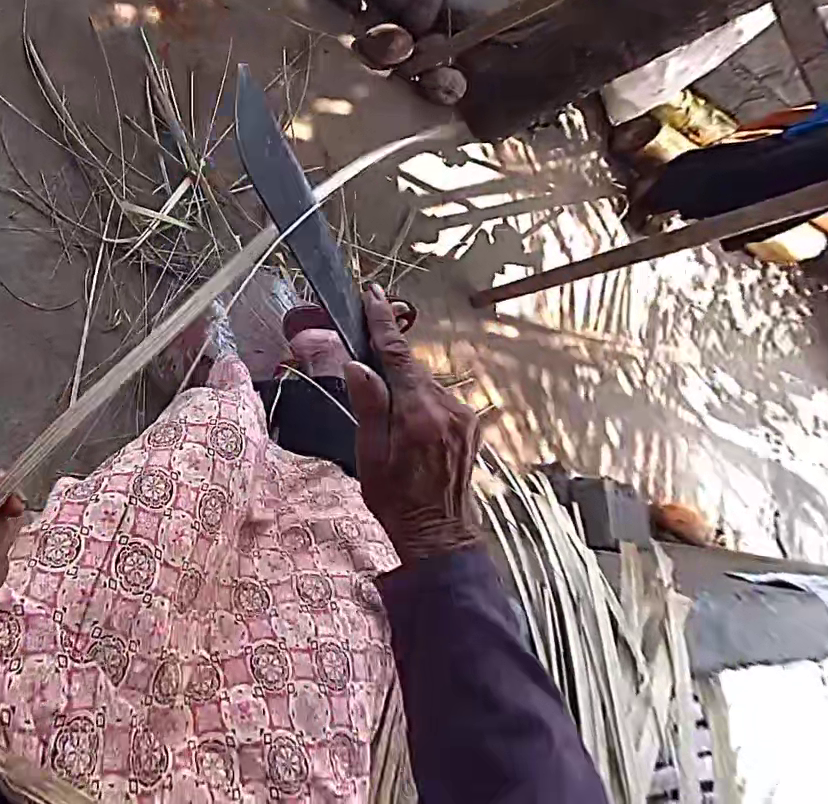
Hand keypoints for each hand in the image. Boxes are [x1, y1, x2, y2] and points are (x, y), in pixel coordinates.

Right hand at [342, 285, 481, 563]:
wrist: (438, 534)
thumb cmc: (394, 498)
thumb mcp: (369, 454)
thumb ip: (368, 405)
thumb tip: (358, 364)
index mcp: (418, 414)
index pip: (397, 355)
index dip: (383, 322)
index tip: (374, 294)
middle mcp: (447, 409)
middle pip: (411, 365)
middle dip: (387, 352)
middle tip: (362, 345)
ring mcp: (463, 416)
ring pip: (424, 380)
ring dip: (402, 379)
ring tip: (383, 405)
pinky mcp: (469, 424)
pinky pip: (437, 395)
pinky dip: (417, 394)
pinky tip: (405, 415)